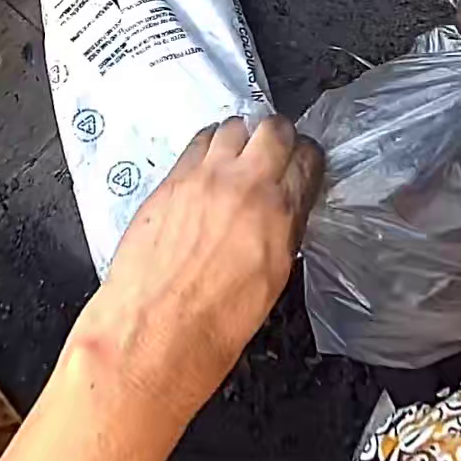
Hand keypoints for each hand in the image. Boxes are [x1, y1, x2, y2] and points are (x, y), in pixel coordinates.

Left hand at [73, 116, 324, 415]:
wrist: (153, 334)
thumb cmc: (216, 323)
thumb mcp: (273, 277)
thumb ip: (284, 228)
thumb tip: (285, 206)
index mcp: (281, 214)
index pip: (308, 159)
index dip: (307, 157)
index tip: (301, 161)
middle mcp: (247, 186)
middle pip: (275, 128)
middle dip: (278, 135)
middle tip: (272, 149)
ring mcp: (206, 177)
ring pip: (234, 125)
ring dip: (241, 136)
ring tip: (236, 155)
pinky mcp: (173, 179)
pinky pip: (197, 141)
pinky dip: (208, 145)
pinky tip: (206, 163)